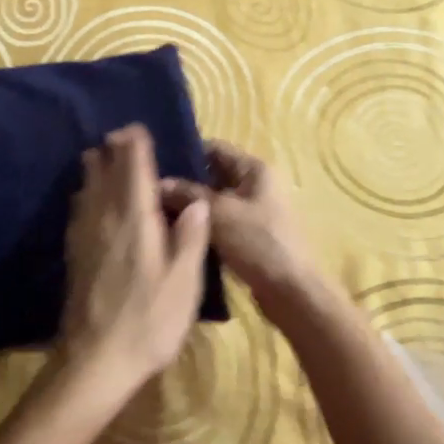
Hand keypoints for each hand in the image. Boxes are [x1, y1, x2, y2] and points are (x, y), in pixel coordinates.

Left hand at [60, 124, 211, 391]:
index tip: (138, 128)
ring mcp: (84, 232)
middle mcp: (104, 215)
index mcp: (134, 216)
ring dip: (97, 166)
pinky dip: (87, 190)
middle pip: (104, 169)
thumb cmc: (149, 320)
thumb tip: (197, 201)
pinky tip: (90, 197)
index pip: (133, 167)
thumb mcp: (184, 282)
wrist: (96, 358)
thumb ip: (190, 236)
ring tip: (106, 156)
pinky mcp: (74, 250)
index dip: (135, 144)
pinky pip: (79, 205)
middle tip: (122, 136)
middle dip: (113, 149)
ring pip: (87, 184)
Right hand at [162, 141, 319, 316]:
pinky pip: (220, 223)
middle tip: (151, 191)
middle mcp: (257, 185)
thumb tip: (157, 183)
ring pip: (214, 202)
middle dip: (184, 183)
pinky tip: (178, 234)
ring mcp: (255, 212)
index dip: (185, 153)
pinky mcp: (251, 237)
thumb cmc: (259, 243)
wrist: (293, 294)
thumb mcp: (219, 213)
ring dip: (192, 208)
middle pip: (212, 175)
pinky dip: (202, 226)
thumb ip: (187, 194)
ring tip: (157, 212)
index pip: (213, 148)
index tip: (156, 164)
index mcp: (255, 169)